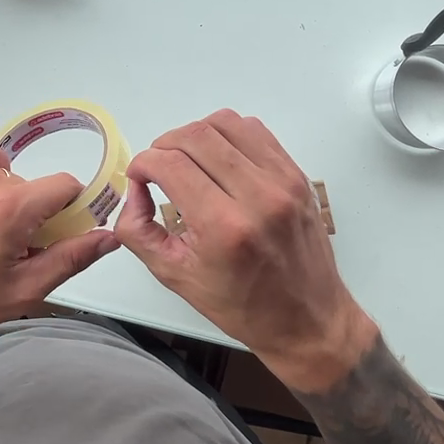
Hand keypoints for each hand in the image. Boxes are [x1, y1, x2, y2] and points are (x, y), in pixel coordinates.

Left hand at [0, 136, 119, 352]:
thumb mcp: (23, 291)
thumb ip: (70, 258)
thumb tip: (108, 237)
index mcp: (11, 210)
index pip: (65, 185)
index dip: (69, 208)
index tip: (56, 232)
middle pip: (33, 185)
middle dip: (33, 212)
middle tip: (10, 247)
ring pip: (7, 172)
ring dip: (8, 194)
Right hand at [115, 109, 375, 392]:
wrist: (308, 321)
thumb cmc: (238, 304)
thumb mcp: (173, 275)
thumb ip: (137, 229)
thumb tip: (135, 188)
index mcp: (224, 227)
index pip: (170, 165)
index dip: (143, 163)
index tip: (138, 177)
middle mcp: (257, 197)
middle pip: (195, 136)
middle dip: (164, 145)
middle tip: (157, 168)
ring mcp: (283, 181)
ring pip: (224, 122)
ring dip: (194, 134)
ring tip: (187, 159)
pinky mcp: (297, 174)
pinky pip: (254, 129)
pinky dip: (226, 134)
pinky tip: (217, 159)